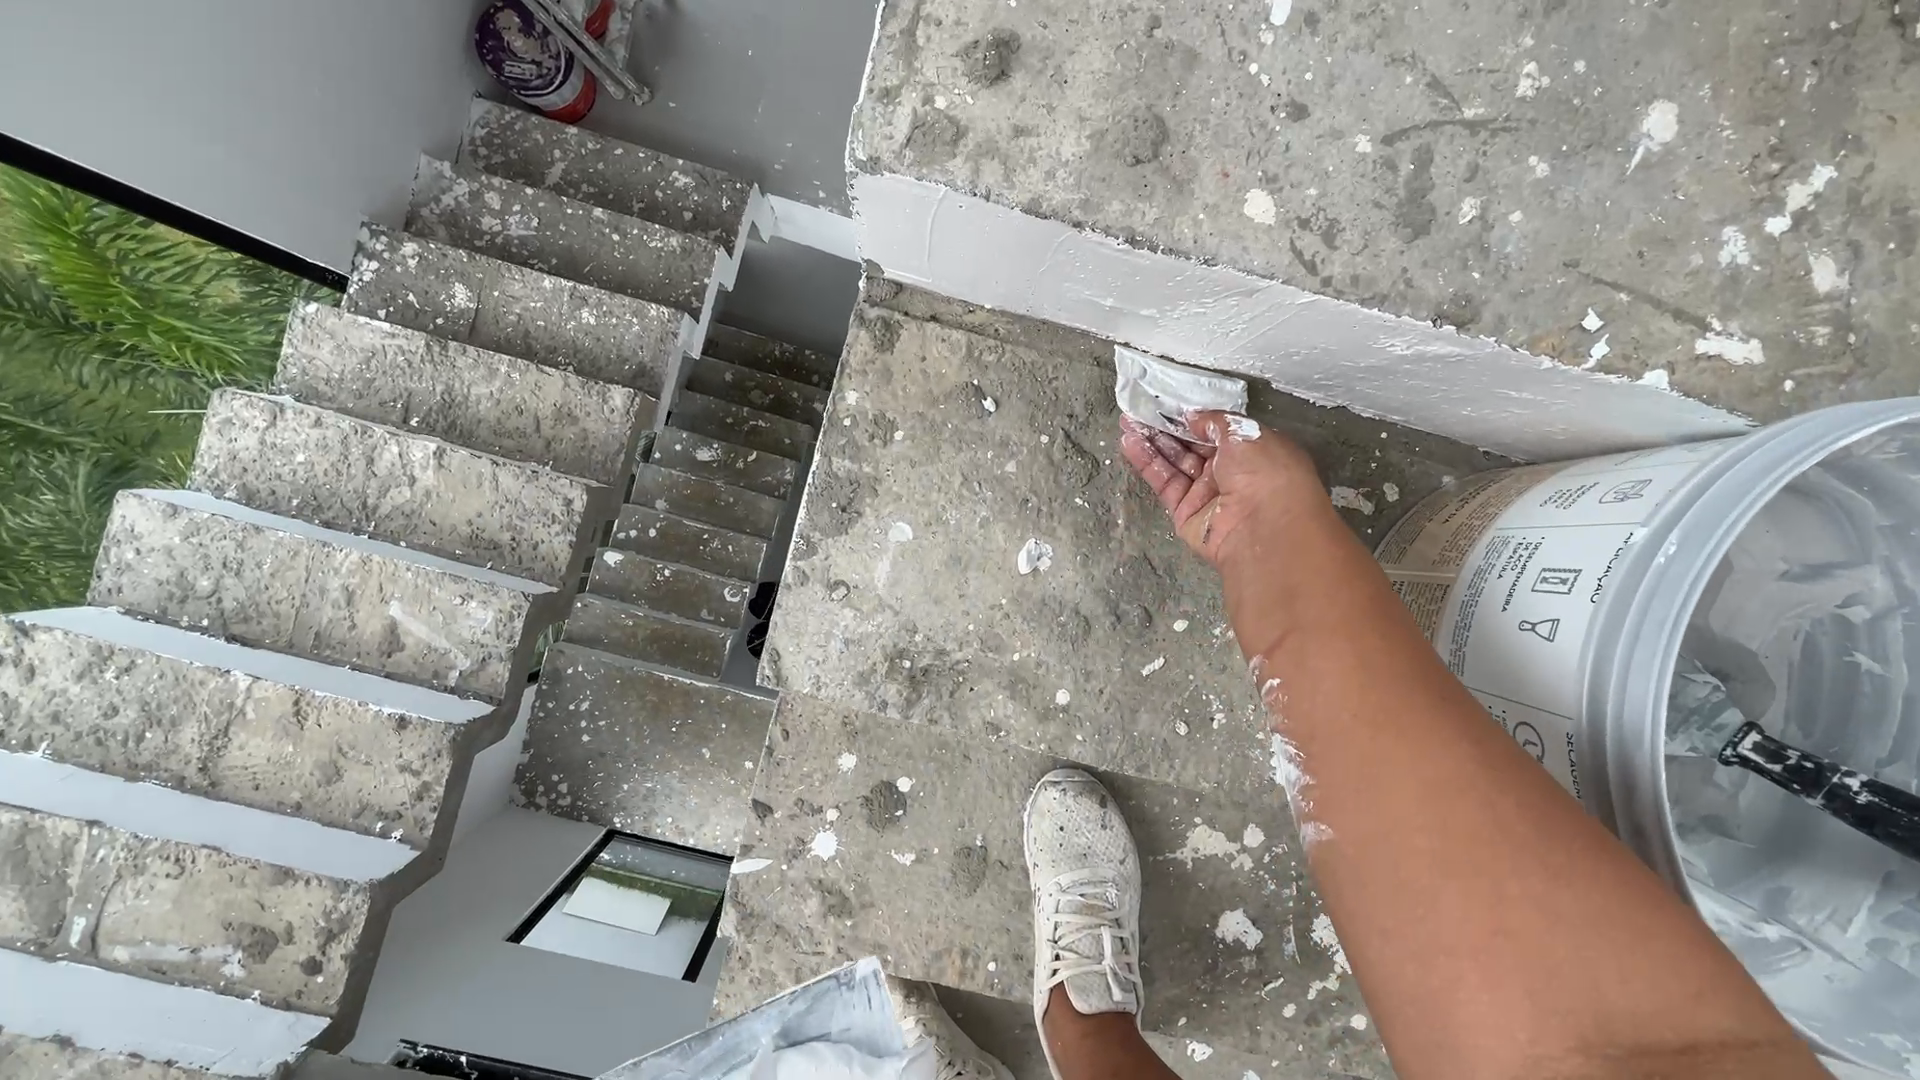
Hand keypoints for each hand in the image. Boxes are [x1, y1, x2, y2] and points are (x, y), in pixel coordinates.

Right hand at [1117, 411, 1325, 568]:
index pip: (1217, 430)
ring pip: (1175, 462)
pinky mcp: (1185, 511)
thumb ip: (1214, 421)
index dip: (1193, 416)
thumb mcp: (1244, 433)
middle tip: (1140, 408)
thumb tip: (1192, 417)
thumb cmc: (1265, 473)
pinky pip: (1164, 482)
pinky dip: (1146, 462)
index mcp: (1251, 450)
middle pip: (1192, 445)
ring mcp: (1206, 492)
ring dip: (1151, 441)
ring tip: (1127, 421)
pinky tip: (1129, 442)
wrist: (1263, 528)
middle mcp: (1229, 471)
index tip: (1169, 402)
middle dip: (1167, 427)